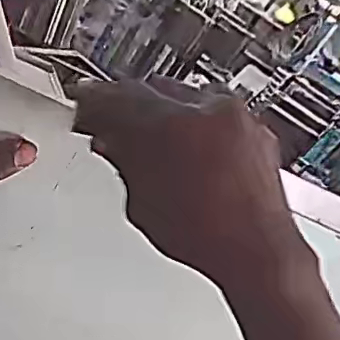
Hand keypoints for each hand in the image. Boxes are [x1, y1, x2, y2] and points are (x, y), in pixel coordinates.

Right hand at [73, 79, 310, 294]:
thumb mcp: (142, 204)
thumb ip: (124, 164)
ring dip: (161, 111)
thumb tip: (111, 143)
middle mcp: (205, 111)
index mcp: (169, 127)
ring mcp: (234, 117)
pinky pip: (214, 110)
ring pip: (184, 94)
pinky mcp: (253, 127)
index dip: (93, 103)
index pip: (117, 99)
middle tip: (109, 124)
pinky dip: (192, 121)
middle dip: (126, 105)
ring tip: (148, 138)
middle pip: (151, 89)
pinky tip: (182, 143)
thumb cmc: (206, 237)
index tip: (84, 106)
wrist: (255, 250)